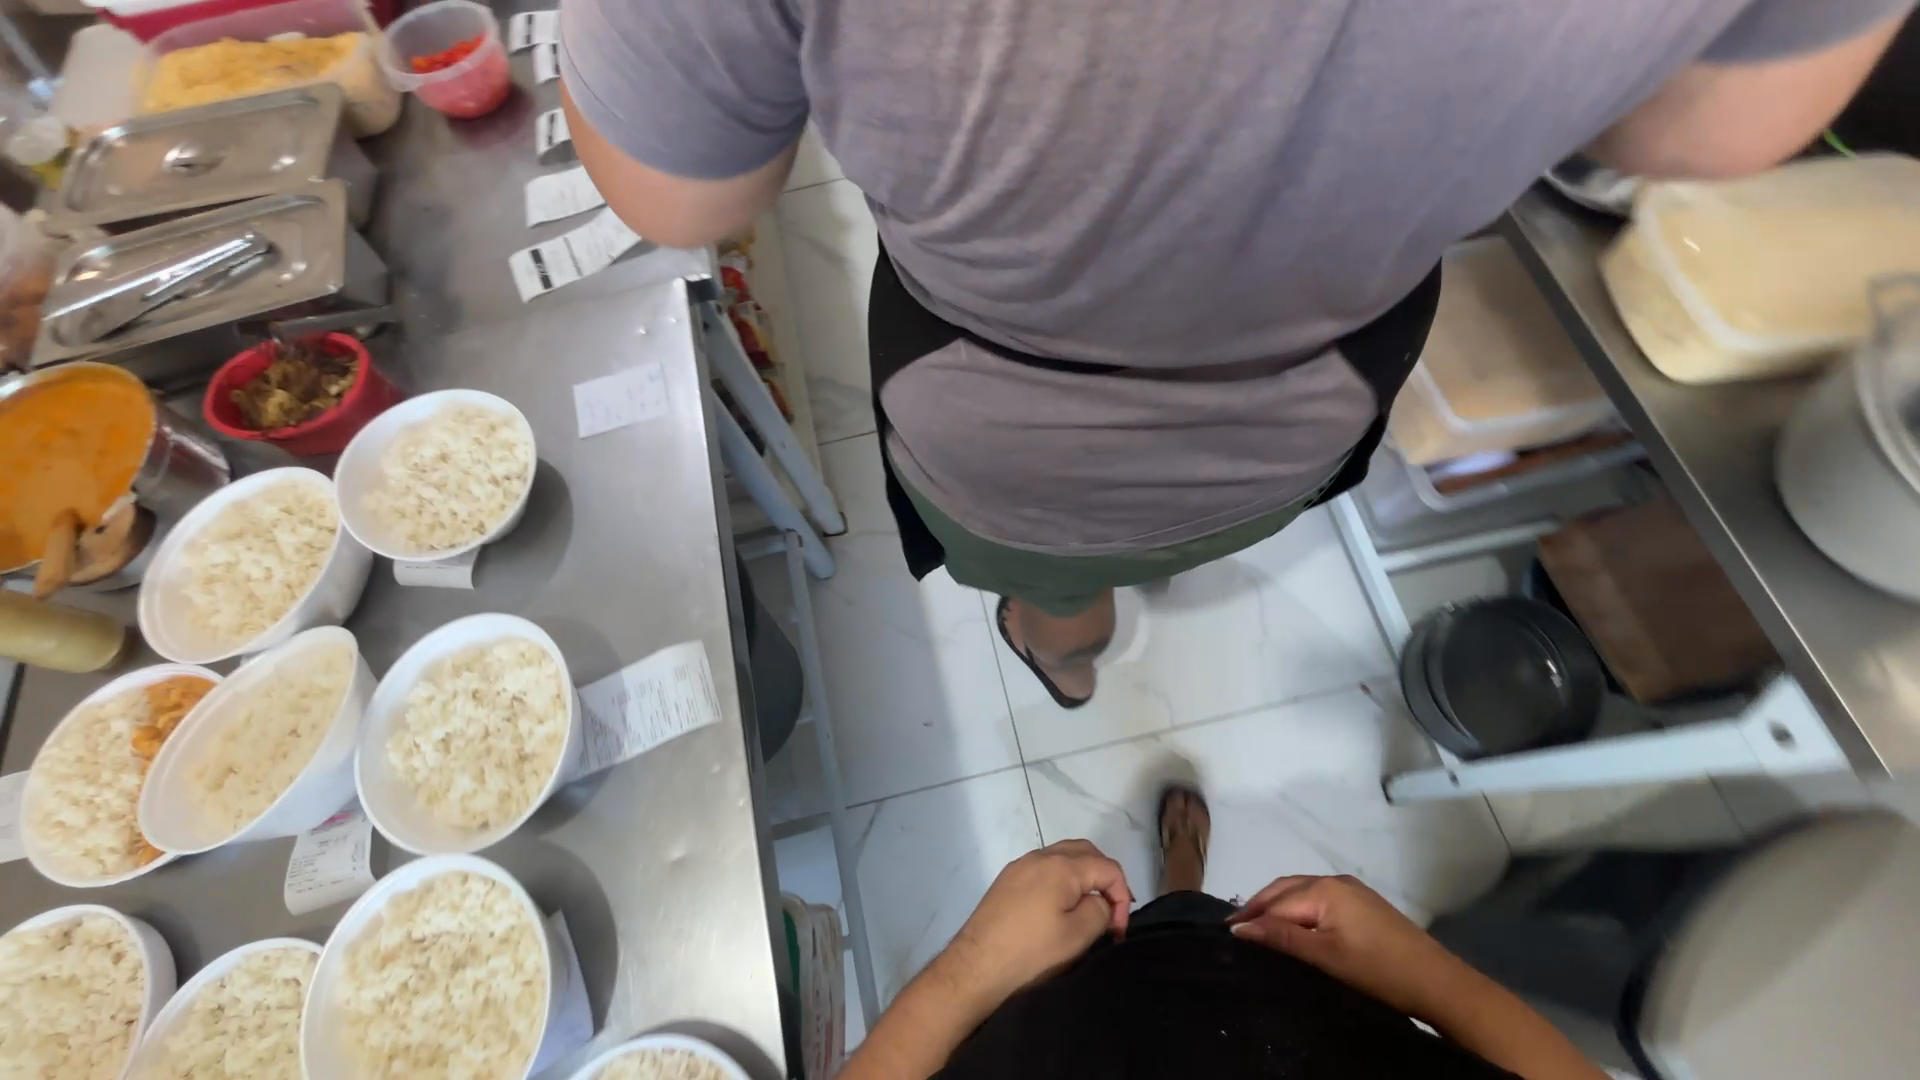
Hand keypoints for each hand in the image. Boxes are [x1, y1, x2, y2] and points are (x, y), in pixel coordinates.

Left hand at [932, 840, 1132, 1009]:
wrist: (977, 965)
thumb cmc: (1031, 951)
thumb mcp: (1077, 935)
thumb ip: (1101, 910)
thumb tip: (1101, 901)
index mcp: (1061, 865)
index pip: (1107, 866)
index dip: (1122, 895)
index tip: (1118, 929)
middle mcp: (1040, 856)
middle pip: (1085, 852)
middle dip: (1104, 877)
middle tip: (1111, 911)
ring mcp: (1020, 865)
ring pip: (1063, 856)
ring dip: (1083, 877)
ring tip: (1089, 909)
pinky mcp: (1008, 879)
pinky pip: (1044, 868)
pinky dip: (1061, 879)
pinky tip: (1060, 906)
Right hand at [1227, 874, 1480, 1019]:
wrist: (1440, 984)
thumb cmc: (1379, 971)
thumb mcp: (1325, 957)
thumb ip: (1281, 937)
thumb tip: (1238, 928)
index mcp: (1324, 889)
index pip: (1276, 902)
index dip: (1251, 917)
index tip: (1226, 933)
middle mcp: (1334, 880)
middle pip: (1285, 889)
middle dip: (1259, 905)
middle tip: (1236, 928)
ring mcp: (1351, 890)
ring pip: (1301, 892)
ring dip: (1277, 906)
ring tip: (1257, 926)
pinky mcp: (1363, 903)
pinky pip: (1318, 898)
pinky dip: (1298, 908)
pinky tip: (1292, 924)